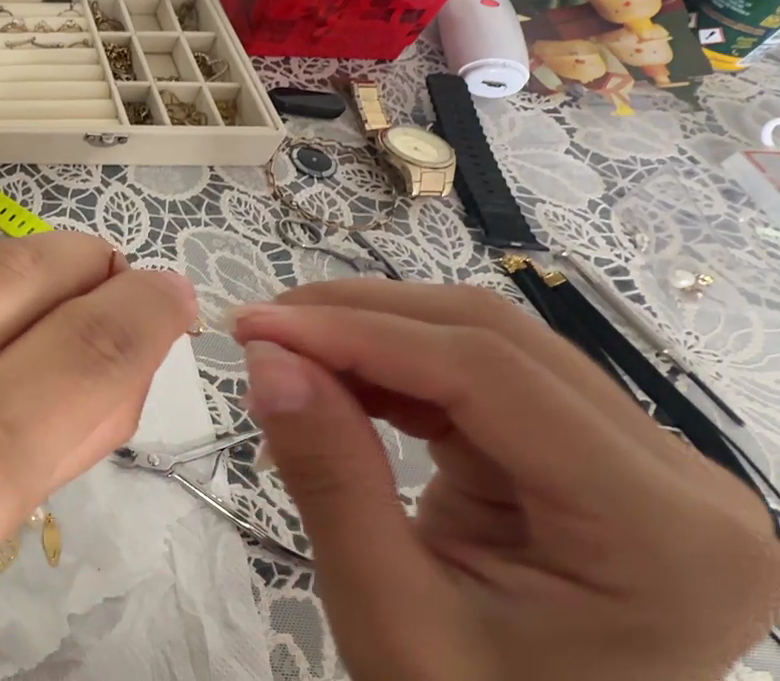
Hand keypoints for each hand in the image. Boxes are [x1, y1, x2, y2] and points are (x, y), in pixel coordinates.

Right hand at [229, 280, 779, 680]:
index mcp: (664, 533)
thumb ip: (330, 479)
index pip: (490, 374)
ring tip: (282, 357)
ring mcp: (642, 465)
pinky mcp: (590, 460)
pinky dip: (391, 372)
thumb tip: (266, 357)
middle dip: (360, 318)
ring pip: (486, 345)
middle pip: (497, 340)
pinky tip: (332, 385)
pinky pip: (478, 381)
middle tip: (257, 332)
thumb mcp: (388, 613)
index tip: (252, 328)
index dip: (358, 332)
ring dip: (371, 336)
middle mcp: (680, 479)